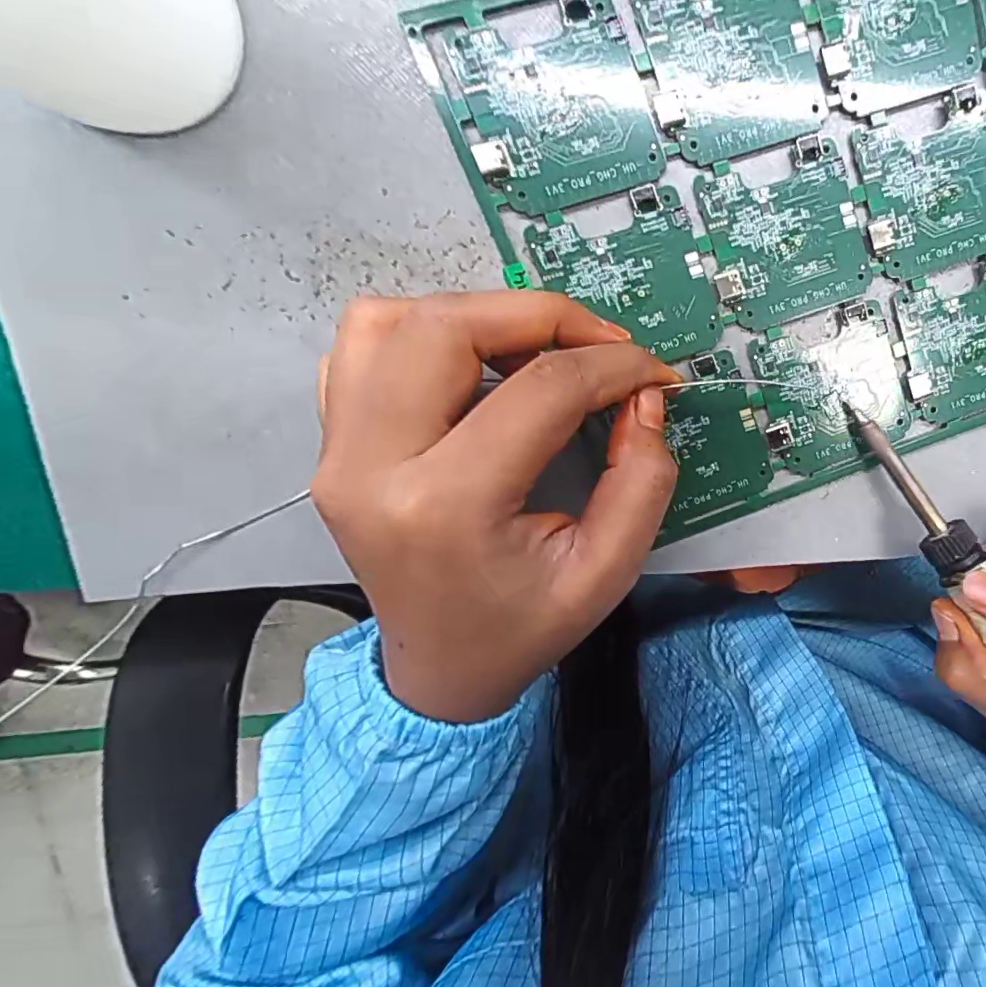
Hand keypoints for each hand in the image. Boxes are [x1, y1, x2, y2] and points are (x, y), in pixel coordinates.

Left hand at [311, 292, 679, 722]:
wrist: (441, 670)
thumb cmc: (524, 629)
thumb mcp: (606, 572)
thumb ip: (642, 482)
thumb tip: (643, 398)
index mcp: (448, 507)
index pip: (540, 391)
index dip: (612, 367)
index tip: (653, 375)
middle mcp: (372, 465)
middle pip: (448, 327)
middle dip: (542, 316)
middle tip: (600, 345)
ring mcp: (338, 451)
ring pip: (391, 320)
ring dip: (477, 316)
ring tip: (537, 351)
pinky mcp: (332, 445)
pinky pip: (362, 348)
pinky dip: (425, 333)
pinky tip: (476, 368)